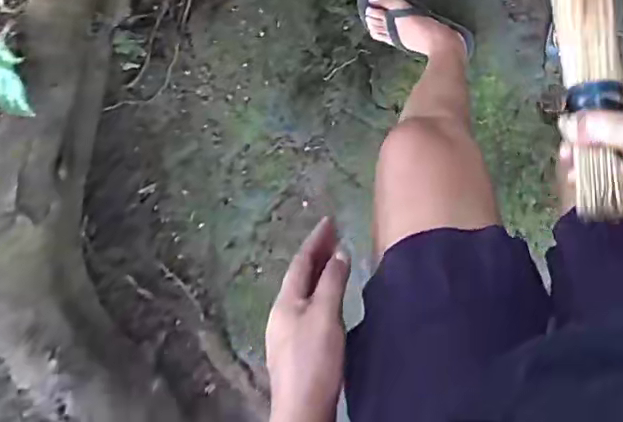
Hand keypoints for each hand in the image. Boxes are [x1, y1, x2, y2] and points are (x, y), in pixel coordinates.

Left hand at [264, 217, 350, 421]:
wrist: (303, 413)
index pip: (301, 262)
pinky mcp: (298, 349)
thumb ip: (332, 281)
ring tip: (337, 257)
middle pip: (300, 275)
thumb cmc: (313, 360)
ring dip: (321, 271)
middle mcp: (283, 314)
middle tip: (335, 232)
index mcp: (285, 303)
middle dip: (318, 252)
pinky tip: (333, 294)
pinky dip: (322, 290)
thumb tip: (339, 253)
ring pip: (305, 291)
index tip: (330, 219)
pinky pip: (310, 305)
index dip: (316, 240)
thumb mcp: (325, 314)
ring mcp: (288, 333)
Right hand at [559, 76, 622, 235]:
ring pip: (599, 144)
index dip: (591, 84)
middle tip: (565, 144)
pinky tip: (577, 182)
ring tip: (567, 164)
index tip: (568, 97)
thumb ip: (596, 124)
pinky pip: (605, 168)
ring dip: (581, 154)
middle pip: (599, 116)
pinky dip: (590, 172)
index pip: (612, 81)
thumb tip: (565, 123)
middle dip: (578, 130)